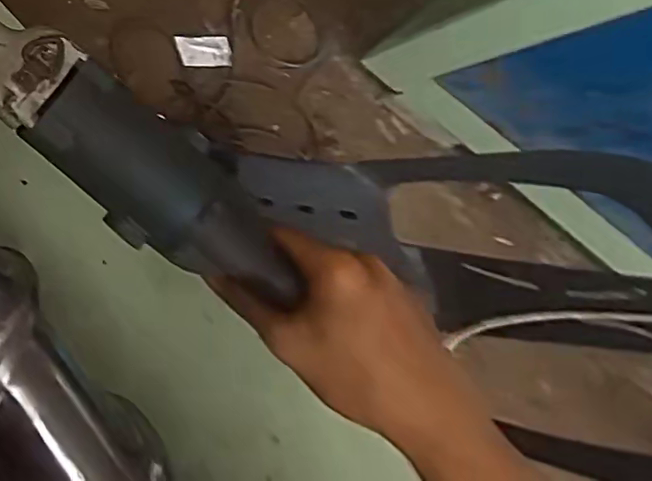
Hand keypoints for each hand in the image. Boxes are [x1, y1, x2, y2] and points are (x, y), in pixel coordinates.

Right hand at [210, 229, 532, 480]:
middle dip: (288, 268)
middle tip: (277, 300)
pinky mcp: (411, 297)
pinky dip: (347, 294)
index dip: (255, 243)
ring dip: (318, 283)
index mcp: (334, 261)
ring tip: (311, 319)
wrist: (437, 420)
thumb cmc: (356, 377)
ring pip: (337, 267)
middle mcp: (363, 256)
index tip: (242, 263)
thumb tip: (214, 273)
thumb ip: (246, 302)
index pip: (279, 232)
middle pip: (309, 249)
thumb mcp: (289, 343)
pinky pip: (363, 282)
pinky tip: (348, 329)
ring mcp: (392, 275)